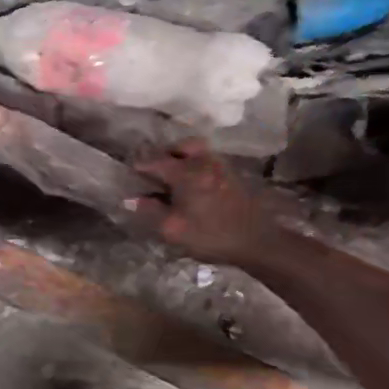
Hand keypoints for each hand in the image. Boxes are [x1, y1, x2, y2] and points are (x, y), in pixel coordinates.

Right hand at [126, 141, 274, 265]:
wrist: (258, 242)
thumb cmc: (210, 236)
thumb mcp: (172, 229)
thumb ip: (150, 211)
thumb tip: (131, 199)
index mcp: (187, 174)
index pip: (157, 161)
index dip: (141, 164)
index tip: (129, 171)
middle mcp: (205, 164)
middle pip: (184, 145)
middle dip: (167, 153)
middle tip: (156, 169)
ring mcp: (222, 168)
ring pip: (200, 151)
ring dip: (183, 158)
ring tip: (173, 177)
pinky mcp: (234, 177)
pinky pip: (210, 162)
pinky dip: (197, 166)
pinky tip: (192, 186)